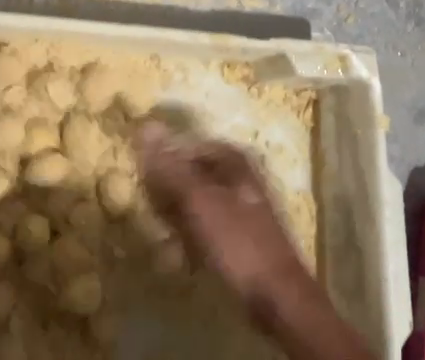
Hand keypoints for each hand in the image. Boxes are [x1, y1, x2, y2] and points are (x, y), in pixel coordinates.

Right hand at [134, 121, 312, 313]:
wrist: (279, 298)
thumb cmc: (238, 243)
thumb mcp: (200, 202)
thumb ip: (172, 167)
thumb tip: (147, 126)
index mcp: (233, 159)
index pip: (185, 147)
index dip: (162, 164)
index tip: (145, 185)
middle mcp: (239, 176)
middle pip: (190, 175)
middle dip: (169, 196)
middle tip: (156, 217)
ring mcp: (241, 206)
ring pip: (196, 203)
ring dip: (177, 221)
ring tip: (167, 241)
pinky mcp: (240, 236)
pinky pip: (206, 228)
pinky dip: (192, 239)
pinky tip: (182, 257)